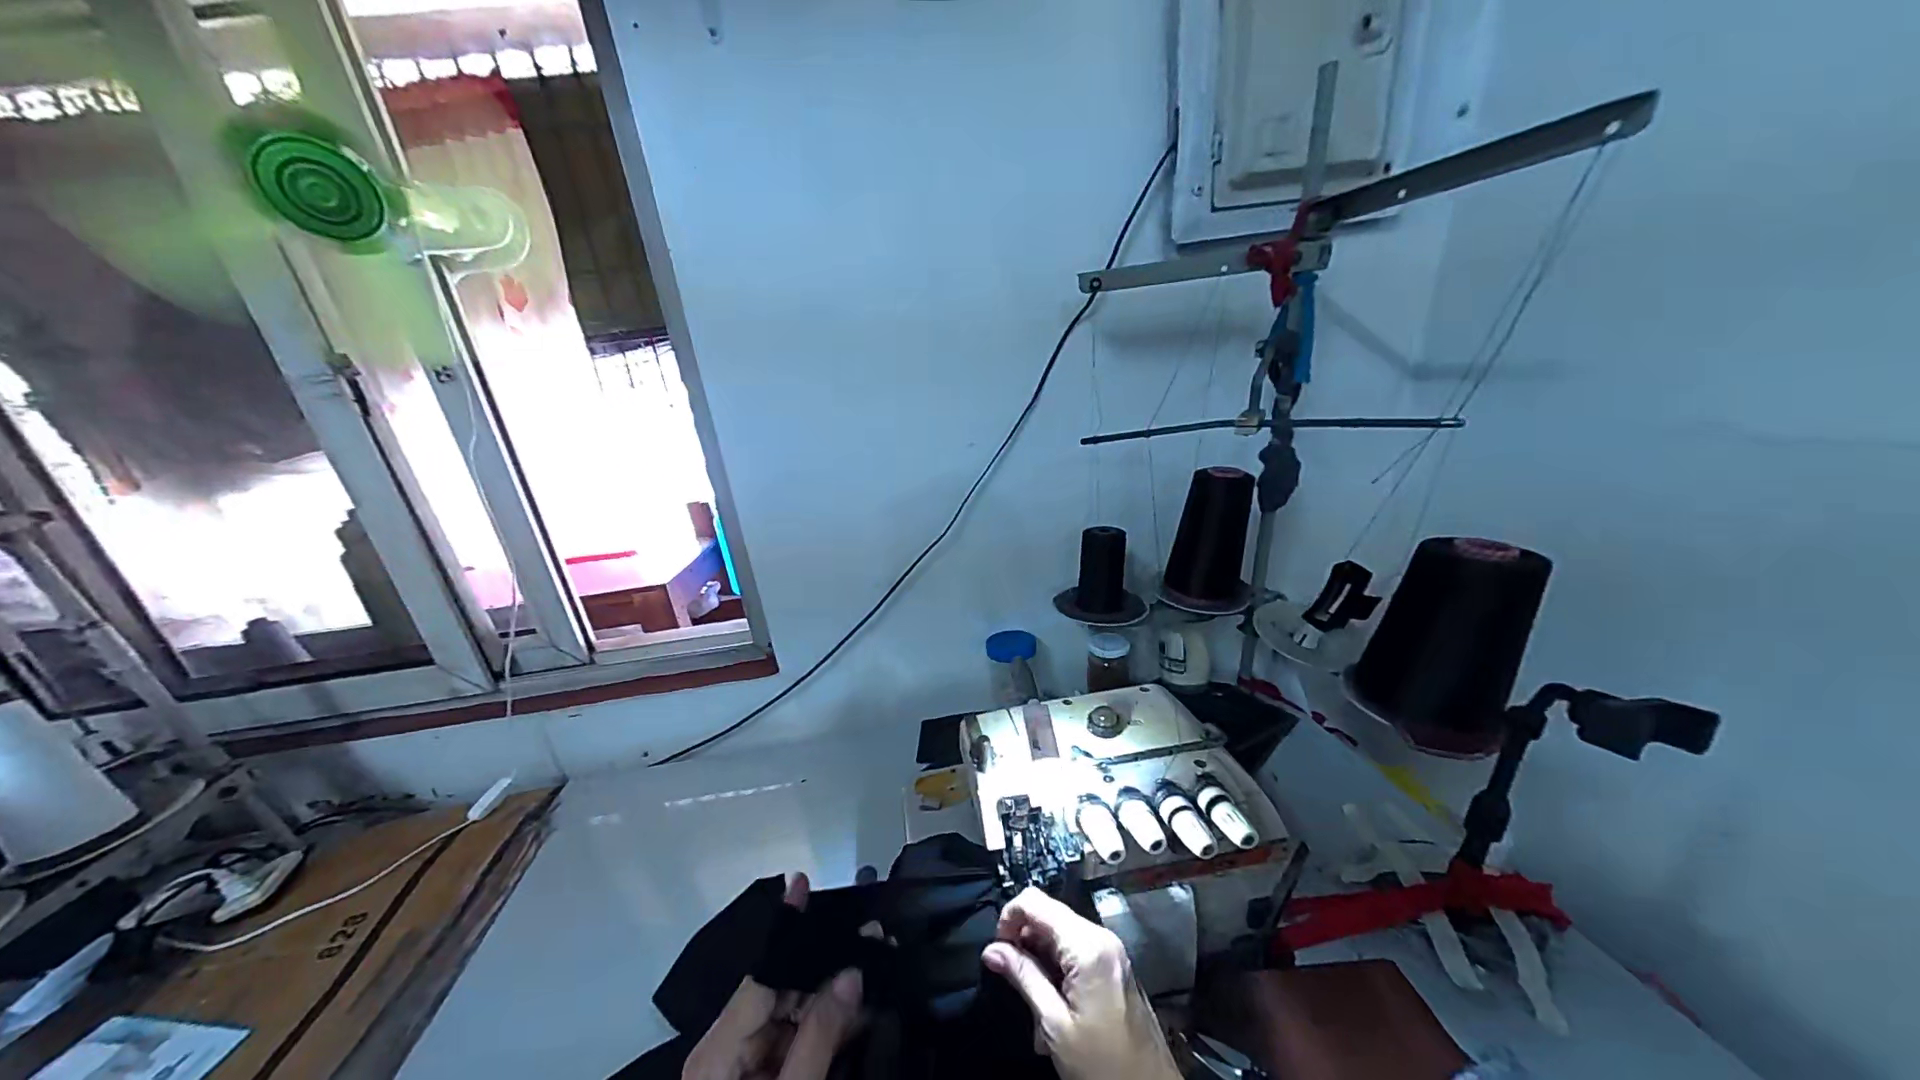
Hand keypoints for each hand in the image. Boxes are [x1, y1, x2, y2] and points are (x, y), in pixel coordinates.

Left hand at [684, 874, 866, 1079]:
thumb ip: (819, 1037)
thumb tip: (849, 974)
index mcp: (718, 1054)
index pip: (759, 976)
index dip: (785, 929)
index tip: (800, 883)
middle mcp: (726, 1052)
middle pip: (780, 991)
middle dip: (825, 963)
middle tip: (870, 937)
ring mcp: (742, 1068)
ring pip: (793, 1014)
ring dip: (833, 994)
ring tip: (875, 966)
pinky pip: (796, 1041)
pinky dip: (827, 1026)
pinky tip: (862, 1010)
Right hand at [981, 888, 1180, 1079]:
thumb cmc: (1105, 1064)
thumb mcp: (1055, 1023)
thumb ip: (1022, 977)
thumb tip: (992, 949)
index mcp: (1087, 945)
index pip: (1035, 901)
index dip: (1008, 919)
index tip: (997, 951)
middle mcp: (1101, 938)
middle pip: (1046, 916)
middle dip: (1023, 944)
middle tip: (1013, 984)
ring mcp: (1110, 951)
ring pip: (1057, 935)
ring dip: (1037, 962)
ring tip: (1034, 1008)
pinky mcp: (1112, 966)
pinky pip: (1073, 952)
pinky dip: (1055, 971)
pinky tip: (1051, 1009)